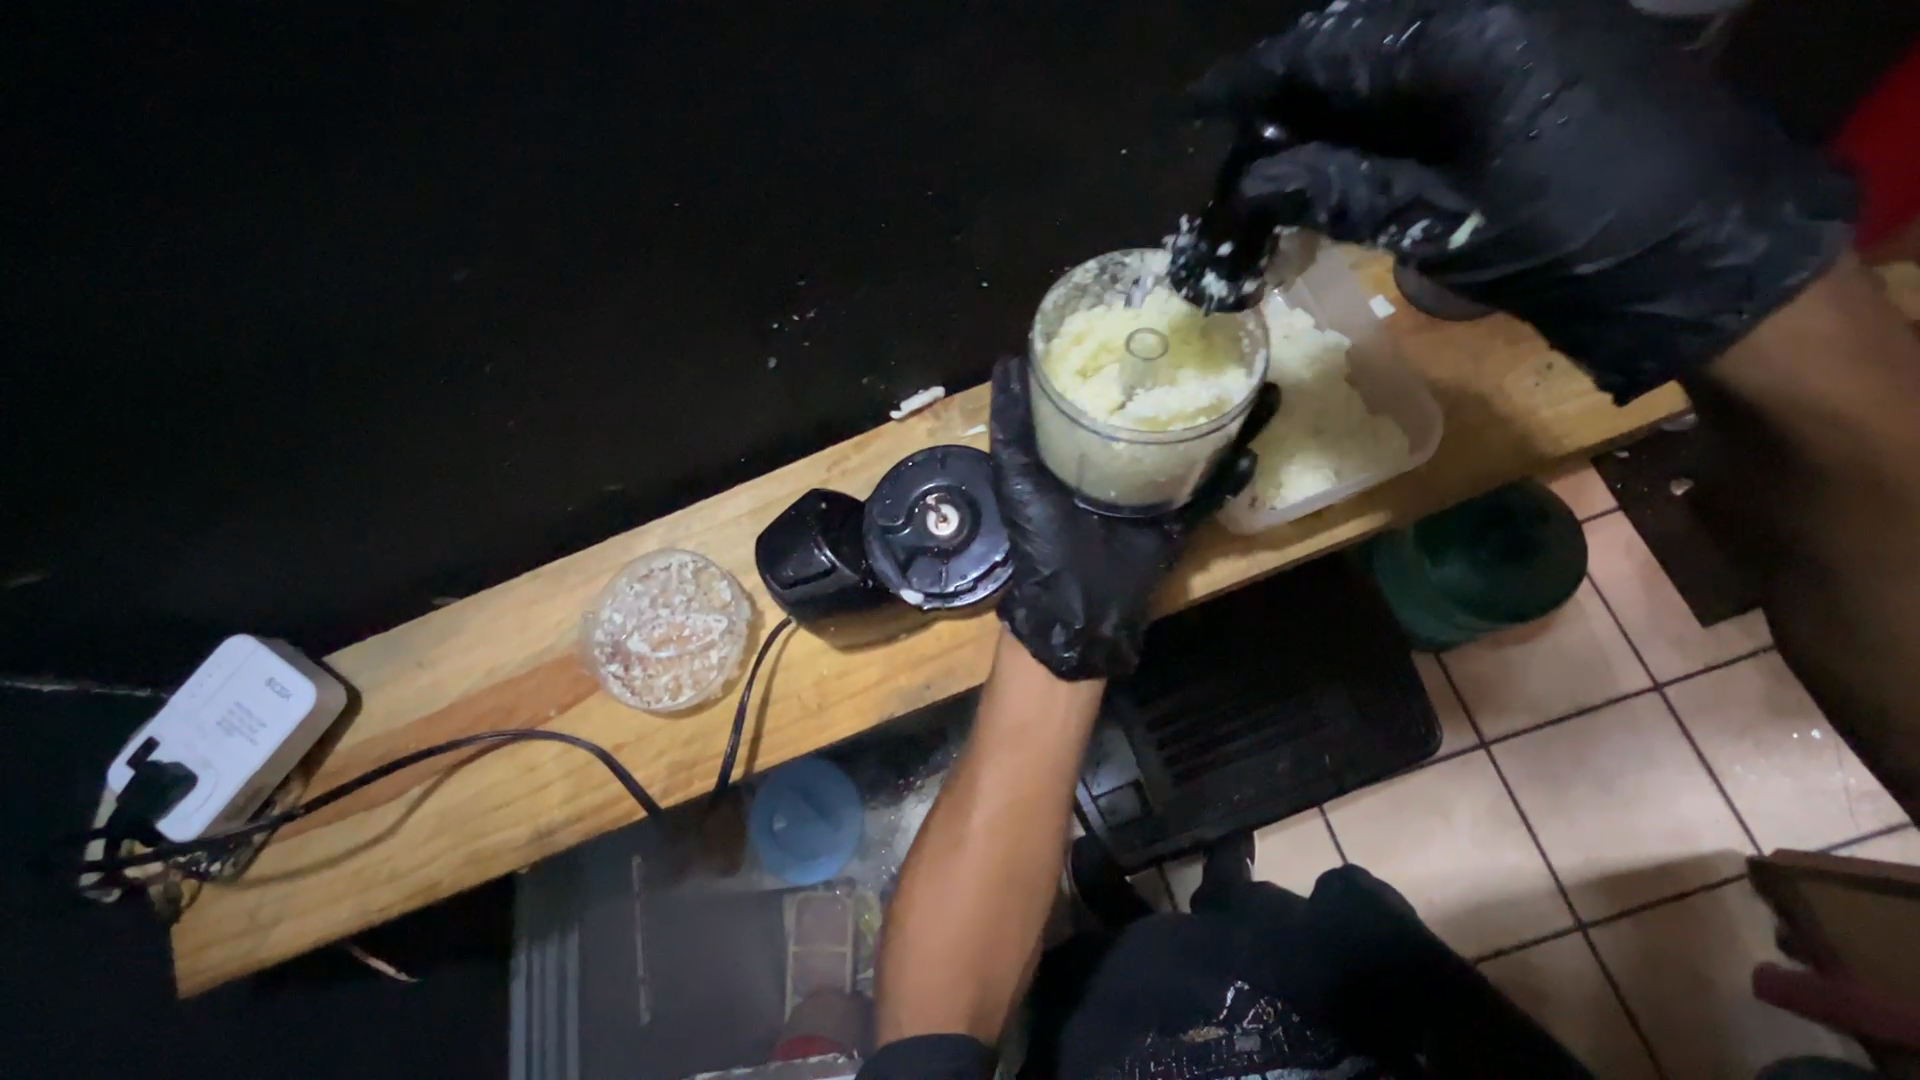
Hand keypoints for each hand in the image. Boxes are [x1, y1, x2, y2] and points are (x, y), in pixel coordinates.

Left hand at [988, 355, 1277, 680]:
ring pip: (1198, 448)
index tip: (1151, 322)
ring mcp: (1157, 492)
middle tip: (1219, 345)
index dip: (1131, 364)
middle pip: (1164, 416)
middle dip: (1190, 385)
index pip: (1114, 396)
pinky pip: (1210, 493)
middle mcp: (1126, 465)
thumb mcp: (1016, 470)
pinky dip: (1231, 476)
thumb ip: (1011, 420)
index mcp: (1087, 449)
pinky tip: (1251, 449)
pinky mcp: (1178, 520)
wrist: (1073, 603)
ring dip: (1228, 421)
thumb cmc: (1039, 534)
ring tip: (1257, 386)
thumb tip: (1008, 359)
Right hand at [1191, 0, 1853, 402]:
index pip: (1327, 46)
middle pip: (1356, 37)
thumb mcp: (1437, 218)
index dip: (1254, 79)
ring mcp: (1521, 27)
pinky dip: (1381, 107)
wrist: (1705, 252)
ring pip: (1392, 52)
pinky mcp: (1538, 56)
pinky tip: (1352, 147)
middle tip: (1247, 144)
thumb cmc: (1570, 238)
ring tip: (1288, 153)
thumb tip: (1250, 183)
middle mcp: (1490, 9)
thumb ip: (1336, 187)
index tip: (1199, 106)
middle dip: (1292, 91)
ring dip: (1333, 102)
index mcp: (1464, 37)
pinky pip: (1434, 66)